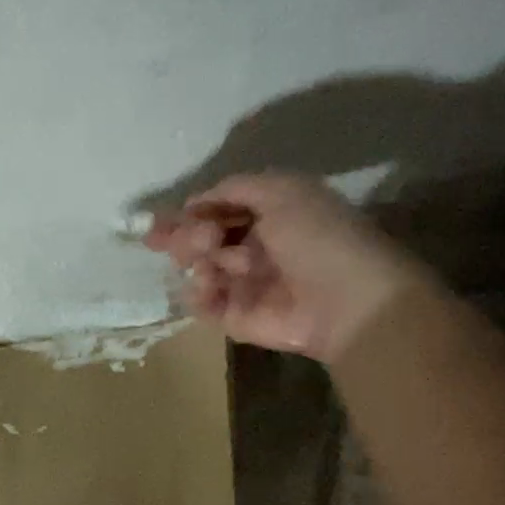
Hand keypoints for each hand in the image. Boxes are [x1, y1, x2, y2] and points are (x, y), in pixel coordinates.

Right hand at [142, 173, 438, 362]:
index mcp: (268, 214)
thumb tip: (194, 201)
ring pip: (196, 267)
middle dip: (187, 235)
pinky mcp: (233, 316)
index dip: (188, 212)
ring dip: (196, 259)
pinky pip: (199, 302)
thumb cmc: (318, 238)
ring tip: (213, 262)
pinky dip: (198, 293)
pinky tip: (210, 286)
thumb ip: (235, 188)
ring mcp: (241, 283)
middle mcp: (252, 246)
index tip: (161, 219)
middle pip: (199, 238)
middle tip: (201, 240)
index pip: (216, 209)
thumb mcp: (282, 192)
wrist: (343, 301)